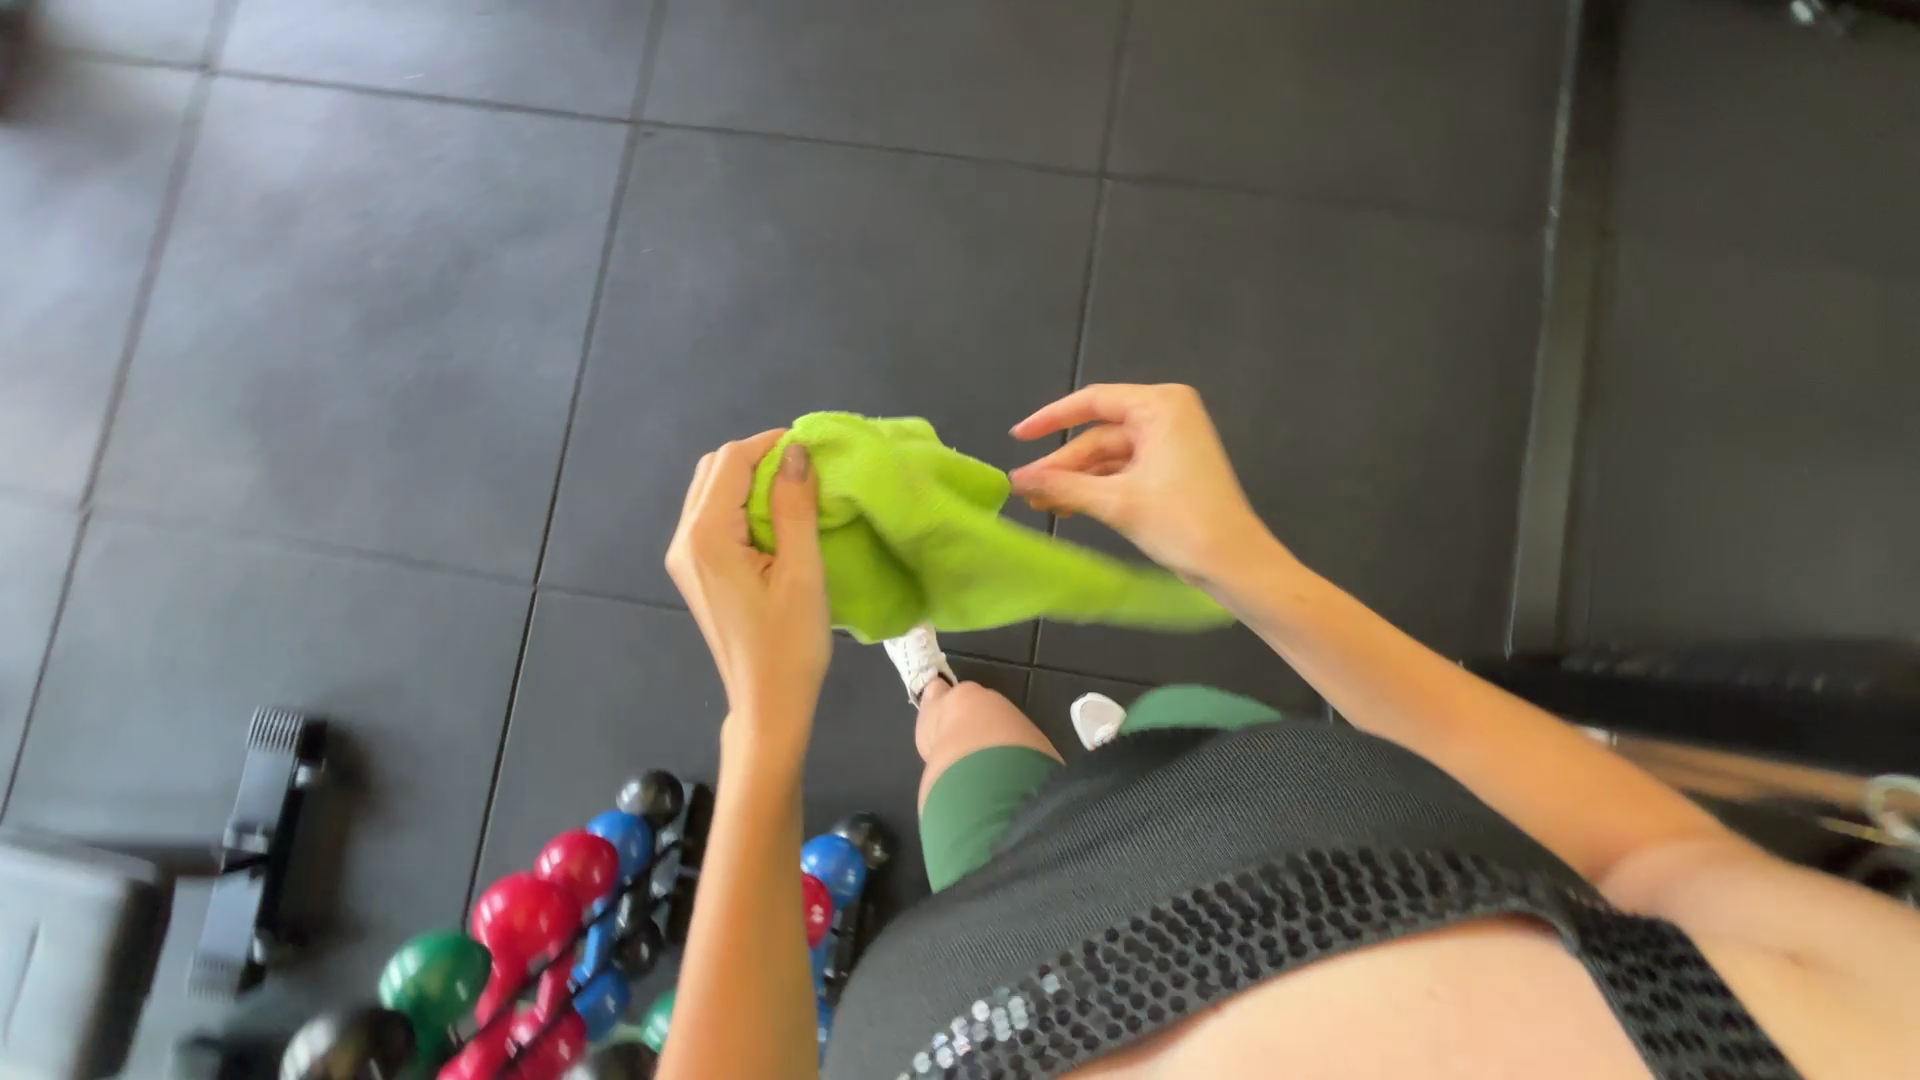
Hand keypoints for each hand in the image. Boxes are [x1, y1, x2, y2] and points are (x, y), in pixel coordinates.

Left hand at [666, 431, 830, 741]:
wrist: (768, 702)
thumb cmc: (791, 642)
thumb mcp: (802, 571)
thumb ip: (795, 506)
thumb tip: (797, 452)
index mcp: (706, 536)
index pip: (731, 461)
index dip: (770, 444)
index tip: (813, 449)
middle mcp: (683, 540)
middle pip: (713, 470)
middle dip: (758, 458)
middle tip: (805, 471)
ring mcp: (684, 557)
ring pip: (710, 491)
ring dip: (749, 480)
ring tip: (794, 492)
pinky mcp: (693, 571)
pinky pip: (711, 517)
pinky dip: (741, 504)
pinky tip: (774, 520)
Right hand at [1009, 383, 1289, 589]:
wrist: (1234, 563)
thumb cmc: (1182, 523)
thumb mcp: (1116, 503)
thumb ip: (1062, 487)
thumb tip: (1016, 481)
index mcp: (1161, 406)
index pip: (1093, 402)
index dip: (1051, 419)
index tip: (1018, 437)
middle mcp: (1165, 415)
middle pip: (1098, 435)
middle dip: (1062, 464)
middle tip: (1026, 489)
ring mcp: (1168, 444)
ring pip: (1106, 457)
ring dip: (1075, 481)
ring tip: (1040, 505)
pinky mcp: (1168, 470)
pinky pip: (1121, 472)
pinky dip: (1094, 489)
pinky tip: (1066, 507)